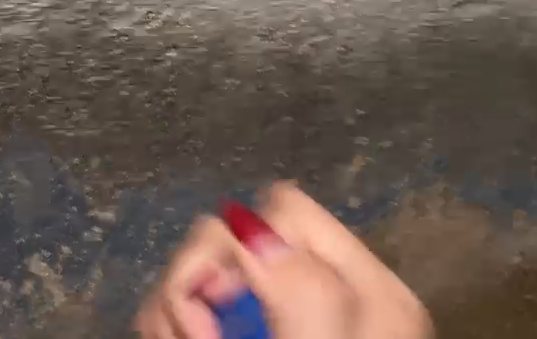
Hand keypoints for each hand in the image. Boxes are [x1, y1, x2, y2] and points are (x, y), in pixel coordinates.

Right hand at [135, 182, 431, 338]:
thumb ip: (303, 294)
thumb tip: (248, 221)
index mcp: (368, 291)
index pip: (285, 209)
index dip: (239, 241)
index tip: (217, 302)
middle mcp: (328, 290)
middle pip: (234, 231)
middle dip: (194, 274)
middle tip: (191, 332)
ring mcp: (286, 311)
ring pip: (206, 263)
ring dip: (174, 299)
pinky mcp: (251, 328)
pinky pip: (194, 294)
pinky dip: (170, 315)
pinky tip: (167, 338)